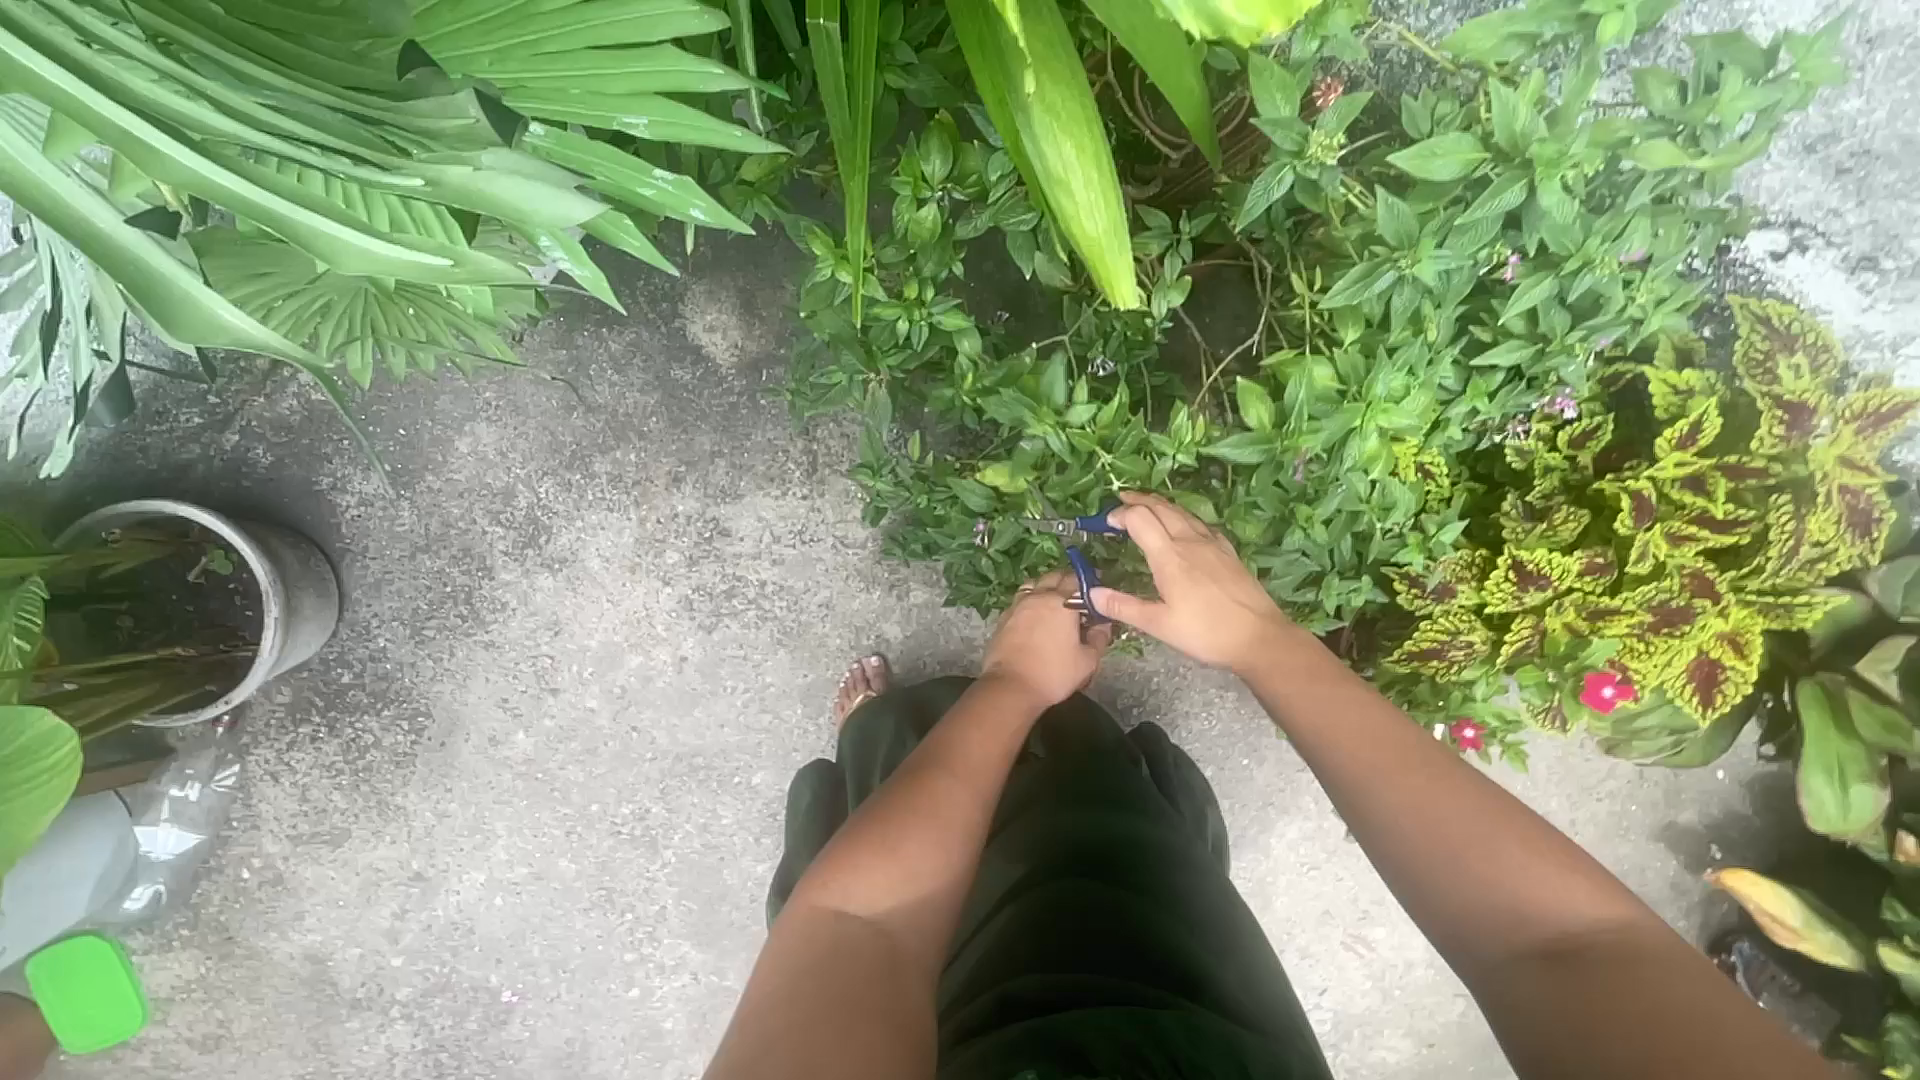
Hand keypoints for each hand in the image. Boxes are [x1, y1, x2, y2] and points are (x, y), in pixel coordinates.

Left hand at [980, 570, 1112, 706]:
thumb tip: (1102, 625)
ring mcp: (1018, 605)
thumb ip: (1098, 639)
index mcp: (1062, 602)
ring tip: (1054, 602)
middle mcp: (1039, 597)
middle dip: (1067, 581)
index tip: (1097, 591)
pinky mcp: (1003, 618)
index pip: (1077, 580)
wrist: (1010, 686)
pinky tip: (1035, 616)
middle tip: (1077, 595)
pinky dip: (1030, 601)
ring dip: (1046, 587)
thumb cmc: (1053, 673)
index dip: (1089, 583)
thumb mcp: (1087, 661)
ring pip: (1034, 585)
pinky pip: (1021, 600)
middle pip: (1054, 577)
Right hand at [1089, 491, 1295, 674]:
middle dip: (1139, 500)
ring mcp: (1213, 545)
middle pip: (1162, 508)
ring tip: (1147, 505)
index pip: (1140, 519)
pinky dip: (1184, 517)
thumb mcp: (1159, 624)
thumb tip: (1092, 593)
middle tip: (1121, 499)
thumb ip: (1124, 606)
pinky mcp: (1228, 553)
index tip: (1106, 522)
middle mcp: (1190, 542)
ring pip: (1183, 513)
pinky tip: (1186, 526)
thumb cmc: (1206, 632)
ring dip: (1161, 505)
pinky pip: (1201, 524)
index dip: (1121, 514)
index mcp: (1169, 557)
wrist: (1260, 637)